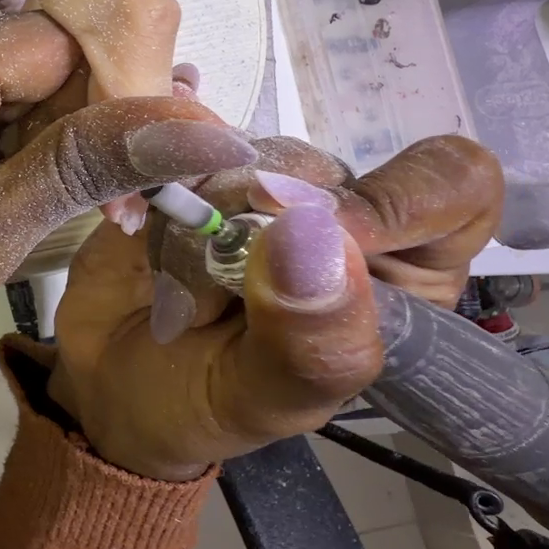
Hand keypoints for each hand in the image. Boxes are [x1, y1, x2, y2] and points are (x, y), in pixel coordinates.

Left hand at [0, 14, 258, 423]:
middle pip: (34, 59)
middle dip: (95, 119)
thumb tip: (205, 122)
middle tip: (155, 188)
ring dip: (61, 143)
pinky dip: (18, 156)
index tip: (183, 150)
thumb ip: (84, 167)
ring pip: (11, 92)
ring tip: (111, 202)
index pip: (55, 38)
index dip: (126, 87)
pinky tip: (50, 198)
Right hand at [47, 136, 503, 481]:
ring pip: (230, 155)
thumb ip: (307, 337)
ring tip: (161, 279)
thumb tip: (312, 230)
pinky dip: (139, 183)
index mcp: (394, 272)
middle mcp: (328, 218)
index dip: (388, 203)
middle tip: (205, 296)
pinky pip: (165, 144)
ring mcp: (247, 189)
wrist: (100, 386)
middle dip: (247, 224)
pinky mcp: (175, 171)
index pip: (448, 186)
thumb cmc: (200, 404)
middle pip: (313, 168)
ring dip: (181, 217)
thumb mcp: (264, 399)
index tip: (308, 245)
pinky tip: (127, 226)